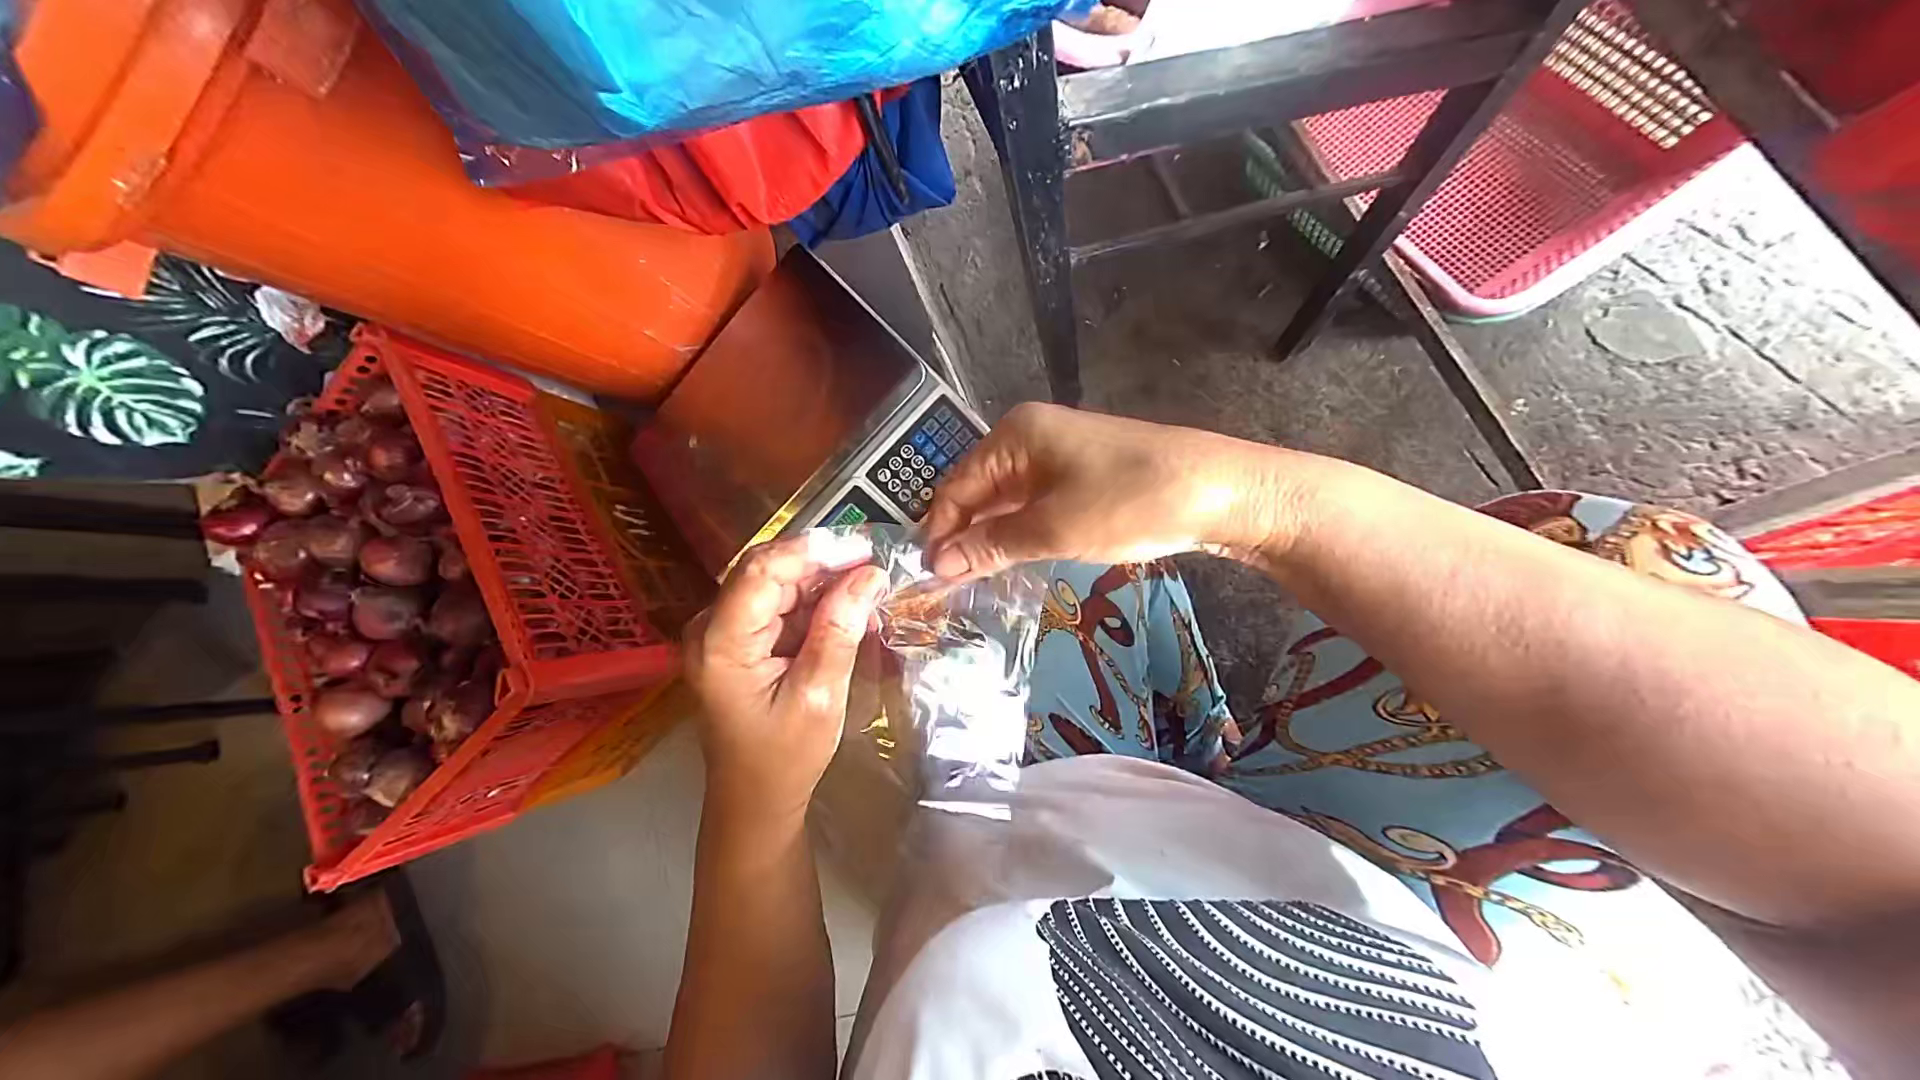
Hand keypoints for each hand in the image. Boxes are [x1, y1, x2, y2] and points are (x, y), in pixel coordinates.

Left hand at [683, 536, 888, 818]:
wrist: (755, 798)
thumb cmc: (784, 757)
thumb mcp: (819, 696)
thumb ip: (839, 631)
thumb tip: (869, 575)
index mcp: (720, 643)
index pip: (761, 571)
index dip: (813, 551)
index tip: (863, 548)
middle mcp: (712, 626)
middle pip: (767, 570)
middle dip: (823, 563)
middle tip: (873, 567)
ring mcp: (723, 631)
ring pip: (777, 582)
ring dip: (823, 582)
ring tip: (869, 590)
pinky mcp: (740, 638)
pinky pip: (779, 603)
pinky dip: (815, 602)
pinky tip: (849, 611)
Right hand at [924, 403, 1308, 580]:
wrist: (1220, 490)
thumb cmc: (1129, 502)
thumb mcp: (1053, 528)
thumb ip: (991, 544)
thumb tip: (936, 564)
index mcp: (1013, 436)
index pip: (956, 486)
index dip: (940, 531)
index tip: (927, 577)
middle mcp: (1029, 438)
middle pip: (978, 491)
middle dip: (963, 536)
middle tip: (948, 587)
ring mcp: (1058, 455)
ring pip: (1007, 501)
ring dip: (991, 538)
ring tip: (974, 582)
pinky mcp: (1082, 475)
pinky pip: (1035, 504)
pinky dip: (1021, 532)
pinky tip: (1013, 560)